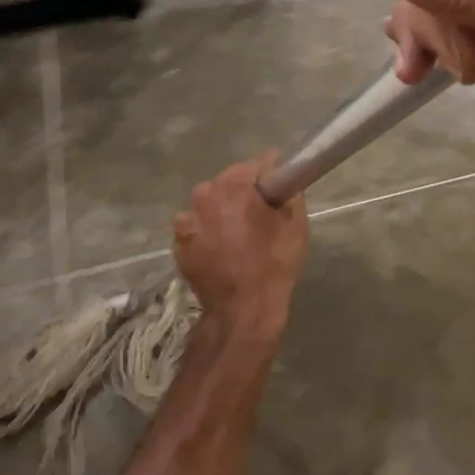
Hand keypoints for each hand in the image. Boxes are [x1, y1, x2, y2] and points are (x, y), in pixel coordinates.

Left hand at [173, 154, 309, 340]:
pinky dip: (207, 234)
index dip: (271, 176)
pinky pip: (197, 228)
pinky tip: (221, 252)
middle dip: (244, 194)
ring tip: (238, 238)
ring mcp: (187, 220)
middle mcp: (205, 194)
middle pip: (230, 182)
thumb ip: (289, 193)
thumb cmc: (274, 264)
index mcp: (235, 184)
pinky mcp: (178, 244)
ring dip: (222, 213)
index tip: (279, 192)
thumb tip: (283, 181)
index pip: (258, 164)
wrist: (242, 310)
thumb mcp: (296, 225)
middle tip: (261, 218)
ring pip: (210, 204)